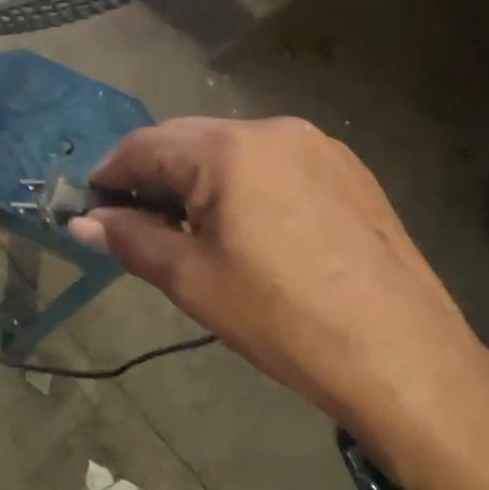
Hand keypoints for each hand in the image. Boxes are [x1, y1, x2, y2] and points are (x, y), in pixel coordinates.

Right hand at [67, 117, 488, 489]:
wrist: (407, 361)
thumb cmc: (283, 318)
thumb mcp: (191, 280)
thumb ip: (128, 239)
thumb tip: (81, 222)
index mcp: (228, 149)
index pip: (143, 145)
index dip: (109, 175)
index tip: (93, 209)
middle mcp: (272, 129)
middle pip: (187, 139)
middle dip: (154, 176)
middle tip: (137, 224)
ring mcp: (318, 147)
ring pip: (231, 149)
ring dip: (198, 179)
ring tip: (192, 231)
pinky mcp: (350, 171)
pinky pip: (273, 162)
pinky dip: (243, 184)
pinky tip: (248, 230)